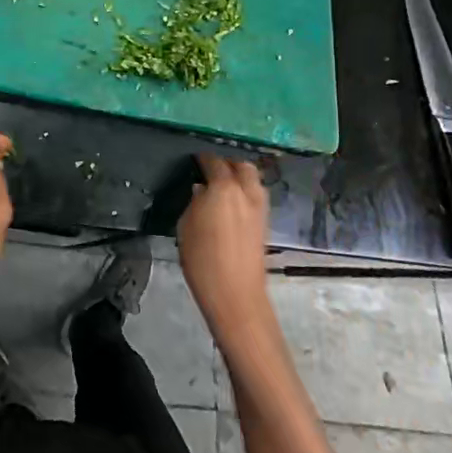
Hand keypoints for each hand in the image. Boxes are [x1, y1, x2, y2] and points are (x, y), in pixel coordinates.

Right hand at [177, 153, 270, 324]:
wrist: (235, 294)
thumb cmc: (202, 259)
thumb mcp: (186, 227)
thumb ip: (195, 202)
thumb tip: (201, 190)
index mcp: (224, 188)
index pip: (214, 162)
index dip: (203, 158)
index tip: (195, 159)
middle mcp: (247, 191)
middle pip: (241, 165)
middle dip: (228, 163)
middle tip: (212, 169)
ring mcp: (260, 207)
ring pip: (253, 180)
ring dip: (240, 176)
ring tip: (224, 185)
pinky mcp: (265, 223)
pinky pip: (256, 196)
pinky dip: (245, 191)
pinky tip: (233, 202)